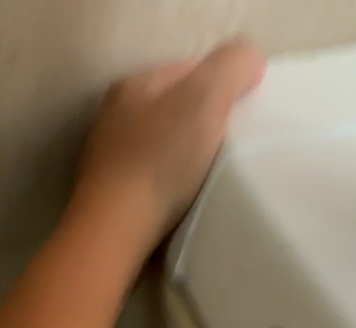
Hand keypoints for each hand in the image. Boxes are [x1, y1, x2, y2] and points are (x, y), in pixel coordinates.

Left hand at [70, 40, 267, 255]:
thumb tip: (249, 64)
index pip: (190, 72)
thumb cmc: (158, 161)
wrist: (113, 235)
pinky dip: (169, 193)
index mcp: (132, 87)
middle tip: (231, 151)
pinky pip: (151, 188)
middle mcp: (112, 122)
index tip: (245, 117)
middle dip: (204, 129)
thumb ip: (233, 65)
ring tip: (209, 182)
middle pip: (175, 115)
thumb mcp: (206, 96)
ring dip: (186, 165)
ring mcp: (106, 166)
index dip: (223, 88)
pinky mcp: (109, 205)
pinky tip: (183, 206)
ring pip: (162, 153)